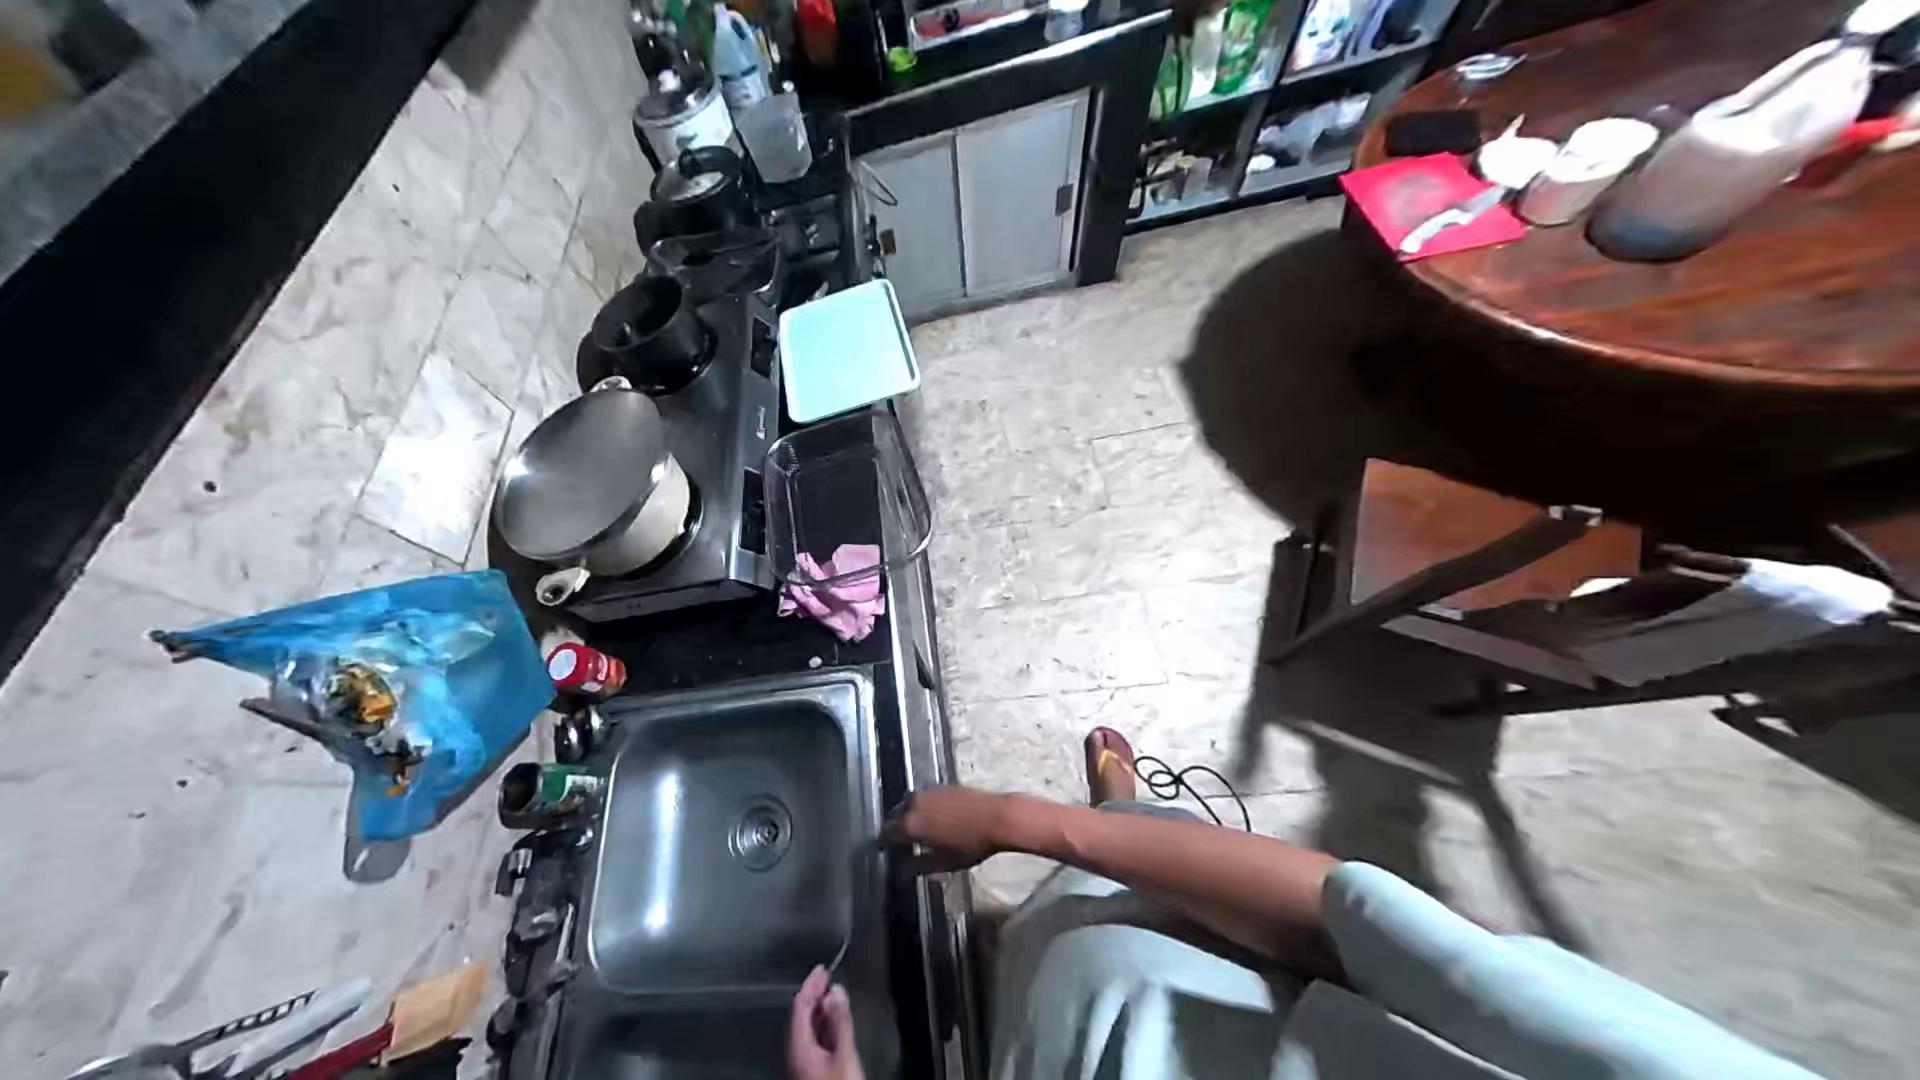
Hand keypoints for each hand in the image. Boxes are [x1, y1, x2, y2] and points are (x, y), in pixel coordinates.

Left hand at [789, 965, 862, 1079]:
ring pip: (808, 1028)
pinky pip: (816, 1039)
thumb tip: (836, 991)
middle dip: (814, 994)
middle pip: (801, 1016)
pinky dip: (824, 1023)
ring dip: (820, 1008)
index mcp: (798, 1047)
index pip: (800, 1007)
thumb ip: (840, 1021)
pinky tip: (834, 1020)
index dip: (810, 984)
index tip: (822, 968)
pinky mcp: (814, 1071)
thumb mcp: (844, 1054)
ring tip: (832, 992)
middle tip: (826, 975)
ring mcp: (804, 1064)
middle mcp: (796, 1054)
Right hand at [878, 786, 1019, 872]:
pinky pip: (925, 796)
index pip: (886, 832)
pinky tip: (935, 816)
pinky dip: (923, 806)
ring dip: (910, 813)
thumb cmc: (971, 844)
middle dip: (896, 826)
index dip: (885, 842)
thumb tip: (902, 869)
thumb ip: (918, 865)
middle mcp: (915, 802)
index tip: (886, 849)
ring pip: (910, 802)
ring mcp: (929, 790)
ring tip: (919, 828)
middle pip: (896, 813)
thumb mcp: (943, 863)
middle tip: (902, 840)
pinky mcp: (943, 784)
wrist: (998, 817)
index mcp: (911, 823)